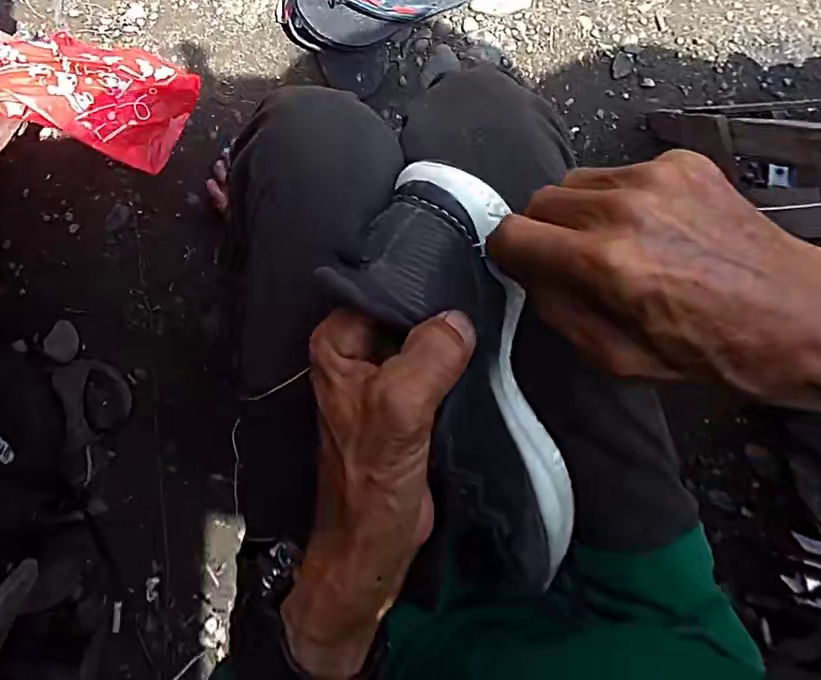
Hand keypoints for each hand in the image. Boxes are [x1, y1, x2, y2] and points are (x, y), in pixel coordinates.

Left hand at [281, 309, 473, 678]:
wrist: (375, 543)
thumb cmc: (372, 478)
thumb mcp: (400, 408)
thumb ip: (428, 358)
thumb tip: (459, 320)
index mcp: (336, 342)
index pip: (379, 292)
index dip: (416, 286)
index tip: (456, 277)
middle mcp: (353, 351)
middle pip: (401, 312)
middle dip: (436, 310)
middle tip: (477, 295)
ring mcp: (380, 374)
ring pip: (420, 338)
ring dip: (448, 337)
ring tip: (484, 321)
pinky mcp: (404, 398)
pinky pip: (431, 364)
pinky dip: (453, 361)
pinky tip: (479, 353)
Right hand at [489, 149, 820, 409]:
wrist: (813, 315)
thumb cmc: (728, 349)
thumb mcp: (624, 360)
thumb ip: (558, 313)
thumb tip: (528, 276)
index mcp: (609, 263)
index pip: (512, 233)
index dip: (507, 252)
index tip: (517, 261)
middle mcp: (626, 210)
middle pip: (538, 200)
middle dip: (543, 231)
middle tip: (572, 259)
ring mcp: (656, 179)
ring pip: (573, 182)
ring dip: (579, 211)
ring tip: (618, 241)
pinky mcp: (681, 163)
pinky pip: (618, 171)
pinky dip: (621, 197)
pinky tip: (656, 225)